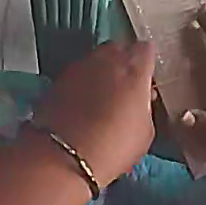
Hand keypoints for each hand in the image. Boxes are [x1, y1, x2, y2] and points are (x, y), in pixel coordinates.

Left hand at [31, 38, 157, 185]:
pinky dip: (82, 82)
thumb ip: (145, 105)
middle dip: (122, 62)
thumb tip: (140, 98)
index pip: (145, 49)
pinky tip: (82, 103)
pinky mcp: (58, 77)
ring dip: (101, 71)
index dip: (146, 63)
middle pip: (118, 48)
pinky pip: (78, 73)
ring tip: (102, 96)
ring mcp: (79, 66)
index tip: (146, 80)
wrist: (63, 156)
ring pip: (95, 59)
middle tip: (125, 86)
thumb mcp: (145, 131)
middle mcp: (106, 59)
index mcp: (134, 69)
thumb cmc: (114, 146)